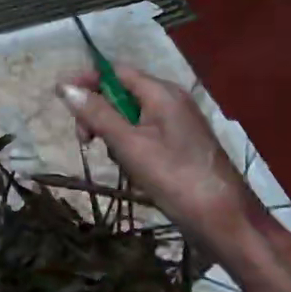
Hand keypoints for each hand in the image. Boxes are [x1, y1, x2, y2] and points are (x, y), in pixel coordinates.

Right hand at [57, 67, 273, 262]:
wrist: (226, 221)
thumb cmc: (175, 179)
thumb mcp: (129, 145)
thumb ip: (97, 115)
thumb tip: (65, 86)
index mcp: (161, 92)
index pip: (115, 71)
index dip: (87, 81)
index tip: (63, 102)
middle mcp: (171, 99)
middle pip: (122, 91)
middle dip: (99, 111)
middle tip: (86, 141)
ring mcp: (179, 122)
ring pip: (132, 114)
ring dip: (114, 131)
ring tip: (115, 159)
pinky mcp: (182, 143)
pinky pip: (146, 132)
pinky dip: (130, 144)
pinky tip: (132, 168)